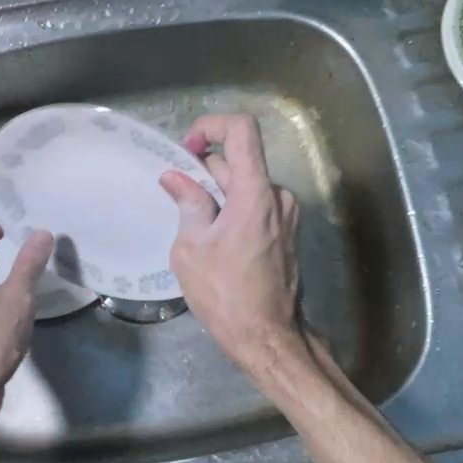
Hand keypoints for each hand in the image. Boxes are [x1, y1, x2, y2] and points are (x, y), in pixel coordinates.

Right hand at [158, 114, 305, 376]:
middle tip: (177, 192)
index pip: (242, 130)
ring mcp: (286, 215)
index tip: (188, 148)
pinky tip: (212, 236)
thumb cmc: (225, 293)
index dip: (211, 126)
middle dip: (205, 169)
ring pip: (246, 185)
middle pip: (240, 161)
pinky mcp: (286, 232)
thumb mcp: (192, 248)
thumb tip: (176, 178)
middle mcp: (278, 196)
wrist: (267, 336)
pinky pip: (256, 205)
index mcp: (255, 193)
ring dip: (218, 192)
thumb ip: (188, 204)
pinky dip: (232, 208)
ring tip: (191, 223)